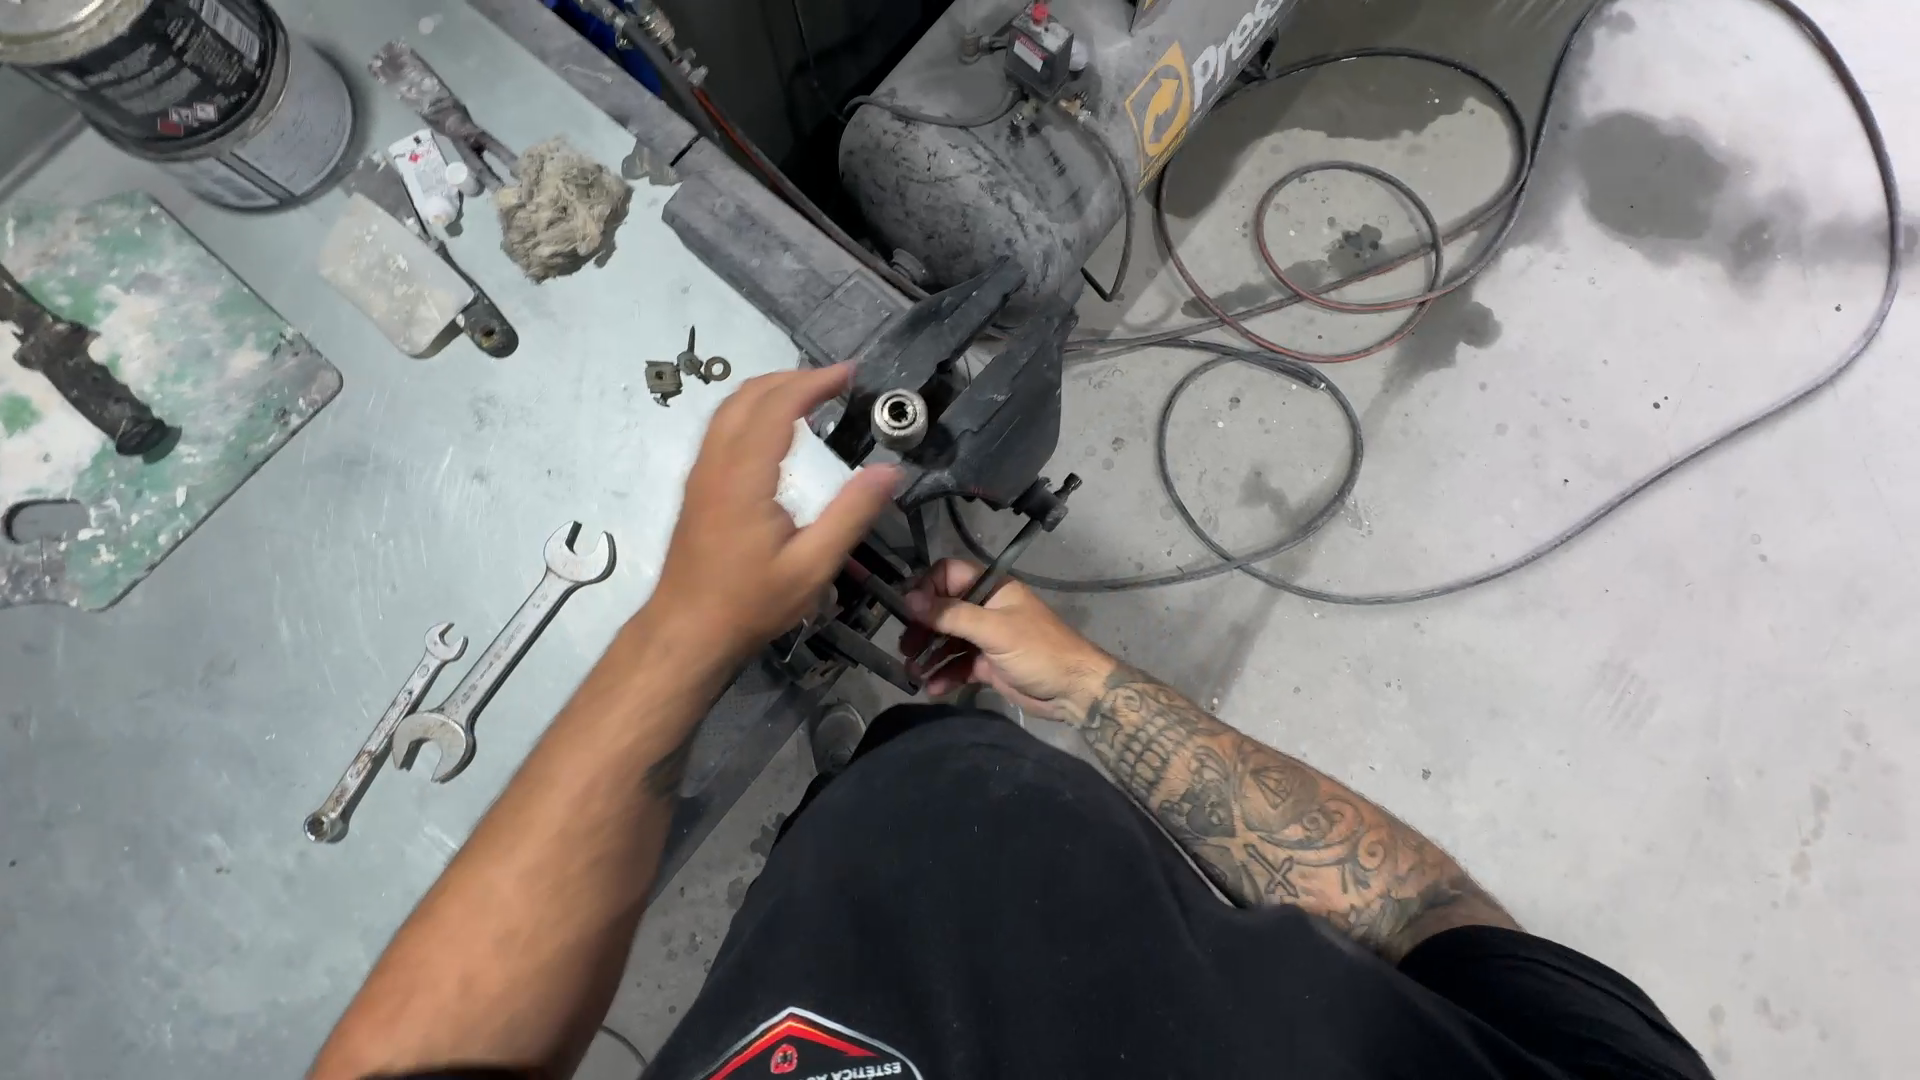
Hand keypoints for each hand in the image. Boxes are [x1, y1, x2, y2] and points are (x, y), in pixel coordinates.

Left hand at [645, 364, 899, 660]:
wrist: (688, 630)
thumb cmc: (751, 602)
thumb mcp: (813, 566)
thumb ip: (851, 514)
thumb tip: (890, 470)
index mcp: (744, 476)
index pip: (777, 407)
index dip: (813, 382)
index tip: (849, 374)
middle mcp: (715, 463)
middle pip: (747, 396)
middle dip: (793, 378)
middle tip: (836, 380)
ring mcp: (701, 473)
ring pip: (729, 408)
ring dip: (770, 390)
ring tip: (811, 394)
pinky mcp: (698, 486)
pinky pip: (722, 428)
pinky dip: (753, 410)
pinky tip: (776, 428)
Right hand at [901, 558, 1115, 723]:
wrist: (1074, 692)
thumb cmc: (1039, 651)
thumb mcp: (994, 630)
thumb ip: (951, 615)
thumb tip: (909, 599)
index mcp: (992, 589)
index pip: (948, 575)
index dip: (926, 589)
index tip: (909, 612)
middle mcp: (987, 609)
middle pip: (943, 611)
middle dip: (923, 629)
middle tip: (906, 649)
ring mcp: (987, 638)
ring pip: (948, 641)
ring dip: (929, 656)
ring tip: (913, 673)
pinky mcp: (989, 665)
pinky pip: (959, 666)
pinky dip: (944, 675)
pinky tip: (933, 688)